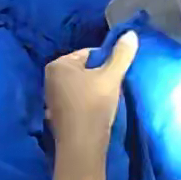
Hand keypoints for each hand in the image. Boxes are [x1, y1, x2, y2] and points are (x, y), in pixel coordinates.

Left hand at [44, 31, 137, 154]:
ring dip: (95, 90)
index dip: (108, 62)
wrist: (81, 146)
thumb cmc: (93, 105)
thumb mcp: (111, 77)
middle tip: (113, 88)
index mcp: (58, 64)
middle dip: (100, 76)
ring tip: (106, 101)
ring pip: (82, 86)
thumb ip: (122, 54)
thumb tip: (131, 33)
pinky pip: (77, 100)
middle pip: (85, 69)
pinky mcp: (57, 114)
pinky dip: (88, 103)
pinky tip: (97, 112)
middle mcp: (50, 78)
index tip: (117, 76)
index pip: (90, 53)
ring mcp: (51, 98)